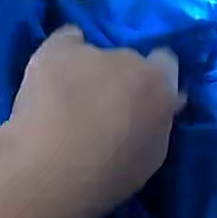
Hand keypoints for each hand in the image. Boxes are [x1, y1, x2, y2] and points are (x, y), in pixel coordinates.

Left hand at [0, 25, 184, 217]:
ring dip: (88, 70)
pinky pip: (65, 41)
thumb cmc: (107, 177)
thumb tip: (161, 106)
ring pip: (95, 54)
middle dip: (119, 79)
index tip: (140, 102)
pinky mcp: (55, 50)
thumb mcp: (150, 157)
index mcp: (160, 85)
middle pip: (129, 60)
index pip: (166, 64)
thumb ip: (157, 123)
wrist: (50, 171)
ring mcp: (91, 51)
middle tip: (101, 110)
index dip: (153, 81)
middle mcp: (130, 58)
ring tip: (67, 101)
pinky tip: (52, 74)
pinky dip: (62, 53)